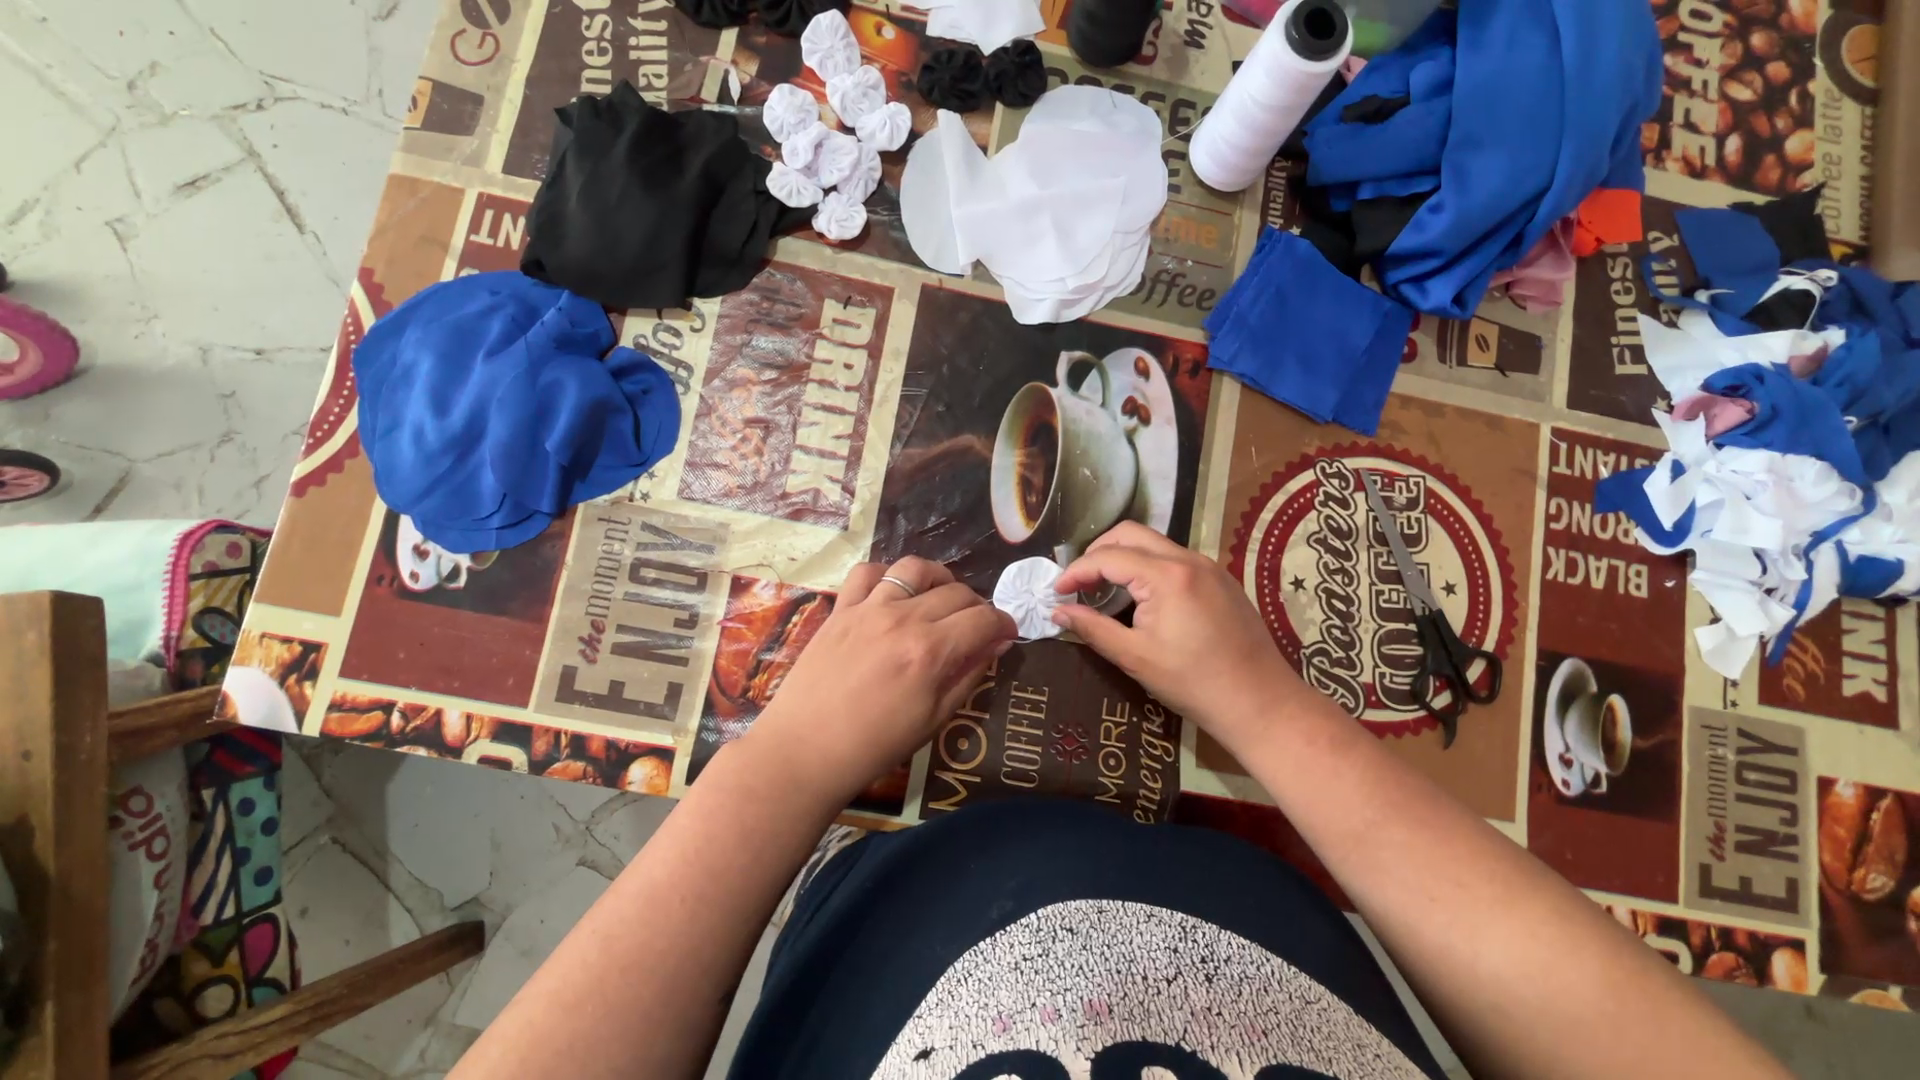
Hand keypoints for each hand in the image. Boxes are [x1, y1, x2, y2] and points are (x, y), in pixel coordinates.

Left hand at [744, 557, 1015, 804]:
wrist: (806, 750)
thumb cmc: (875, 745)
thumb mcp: (934, 719)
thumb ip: (969, 674)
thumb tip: (997, 644)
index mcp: (931, 651)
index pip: (983, 619)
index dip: (1004, 624)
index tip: (1007, 633)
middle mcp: (903, 619)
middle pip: (956, 592)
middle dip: (977, 607)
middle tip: (976, 627)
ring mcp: (868, 608)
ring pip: (915, 569)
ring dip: (938, 579)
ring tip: (940, 597)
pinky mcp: (840, 609)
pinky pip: (867, 572)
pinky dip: (887, 574)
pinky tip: (894, 592)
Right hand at [1052, 522, 1308, 748]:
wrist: (1259, 702)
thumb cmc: (1193, 683)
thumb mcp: (1135, 657)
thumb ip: (1092, 628)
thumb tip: (1058, 611)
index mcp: (1166, 576)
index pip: (1108, 557)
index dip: (1076, 571)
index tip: (1056, 591)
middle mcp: (1188, 560)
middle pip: (1131, 534)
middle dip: (1098, 552)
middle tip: (1079, 582)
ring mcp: (1209, 566)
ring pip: (1155, 543)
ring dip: (1124, 557)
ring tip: (1104, 589)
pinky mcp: (1221, 579)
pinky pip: (1175, 559)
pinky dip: (1148, 566)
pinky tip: (1140, 597)